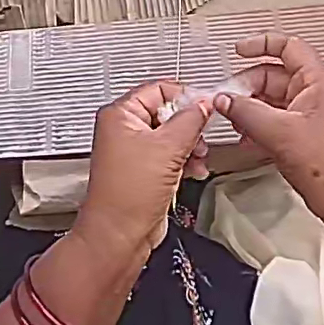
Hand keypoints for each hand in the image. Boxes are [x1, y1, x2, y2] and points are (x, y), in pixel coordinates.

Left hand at [73, 82, 213, 258]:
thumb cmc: (127, 195)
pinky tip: (194, 170)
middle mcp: (125, 128)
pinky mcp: (144, 169)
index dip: (183, 96)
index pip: (158, 88)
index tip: (204, 107)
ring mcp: (134, 150)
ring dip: (190, 144)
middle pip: (167, 111)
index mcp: (121, 114)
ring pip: (172, 134)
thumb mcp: (168, 148)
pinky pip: (170, 154)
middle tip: (201, 136)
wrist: (119, 237)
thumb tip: (203, 104)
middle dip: (189, 125)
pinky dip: (185, 159)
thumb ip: (190, 120)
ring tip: (199, 156)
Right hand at [214, 34, 323, 230]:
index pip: (288, 47)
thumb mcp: (279, 132)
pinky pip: (278, 121)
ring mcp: (313, 116)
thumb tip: (225, 100)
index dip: (261, 44)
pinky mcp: (309, 137)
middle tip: (228, 100)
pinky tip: (248, 139)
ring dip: (251, 110)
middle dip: (248, 87)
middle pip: (274, 76)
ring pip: (274, 101)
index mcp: (318, 82)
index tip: (240, 50)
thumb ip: (246, 111)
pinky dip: (260, 126)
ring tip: (236, 123)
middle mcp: (317, 94)